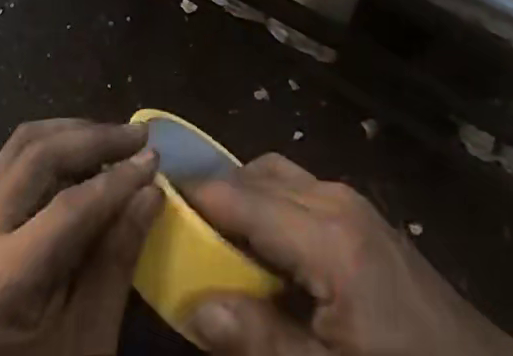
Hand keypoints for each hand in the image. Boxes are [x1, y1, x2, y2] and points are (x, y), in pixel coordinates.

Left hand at [0, 119, 164, 355]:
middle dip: (91, 139)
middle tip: (137, 134)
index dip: (116, 179)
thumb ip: (117, 259)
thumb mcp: (90, 336)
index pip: (66, 208)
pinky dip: (49, 153)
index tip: (154, 158)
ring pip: (16, 150)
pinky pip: (8, 168)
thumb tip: (150, 190)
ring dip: (68, 136)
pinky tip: (84, 156)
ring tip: (114, 138)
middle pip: (32, 158)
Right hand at [185, 155, 512, 355]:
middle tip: (183, 237)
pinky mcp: (360, 214)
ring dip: (240, 199)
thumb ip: (262, 341)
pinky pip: (295, 187)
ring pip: (272, 174)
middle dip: (212, 199)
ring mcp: (350, 202)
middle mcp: (333, 200)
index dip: (189, 199)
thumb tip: (194, 308)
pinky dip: (267, 203)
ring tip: (222, 244)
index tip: (152, 208)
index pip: (234, 196)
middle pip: (250, 175)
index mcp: (325, 236)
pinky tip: (266, 249)